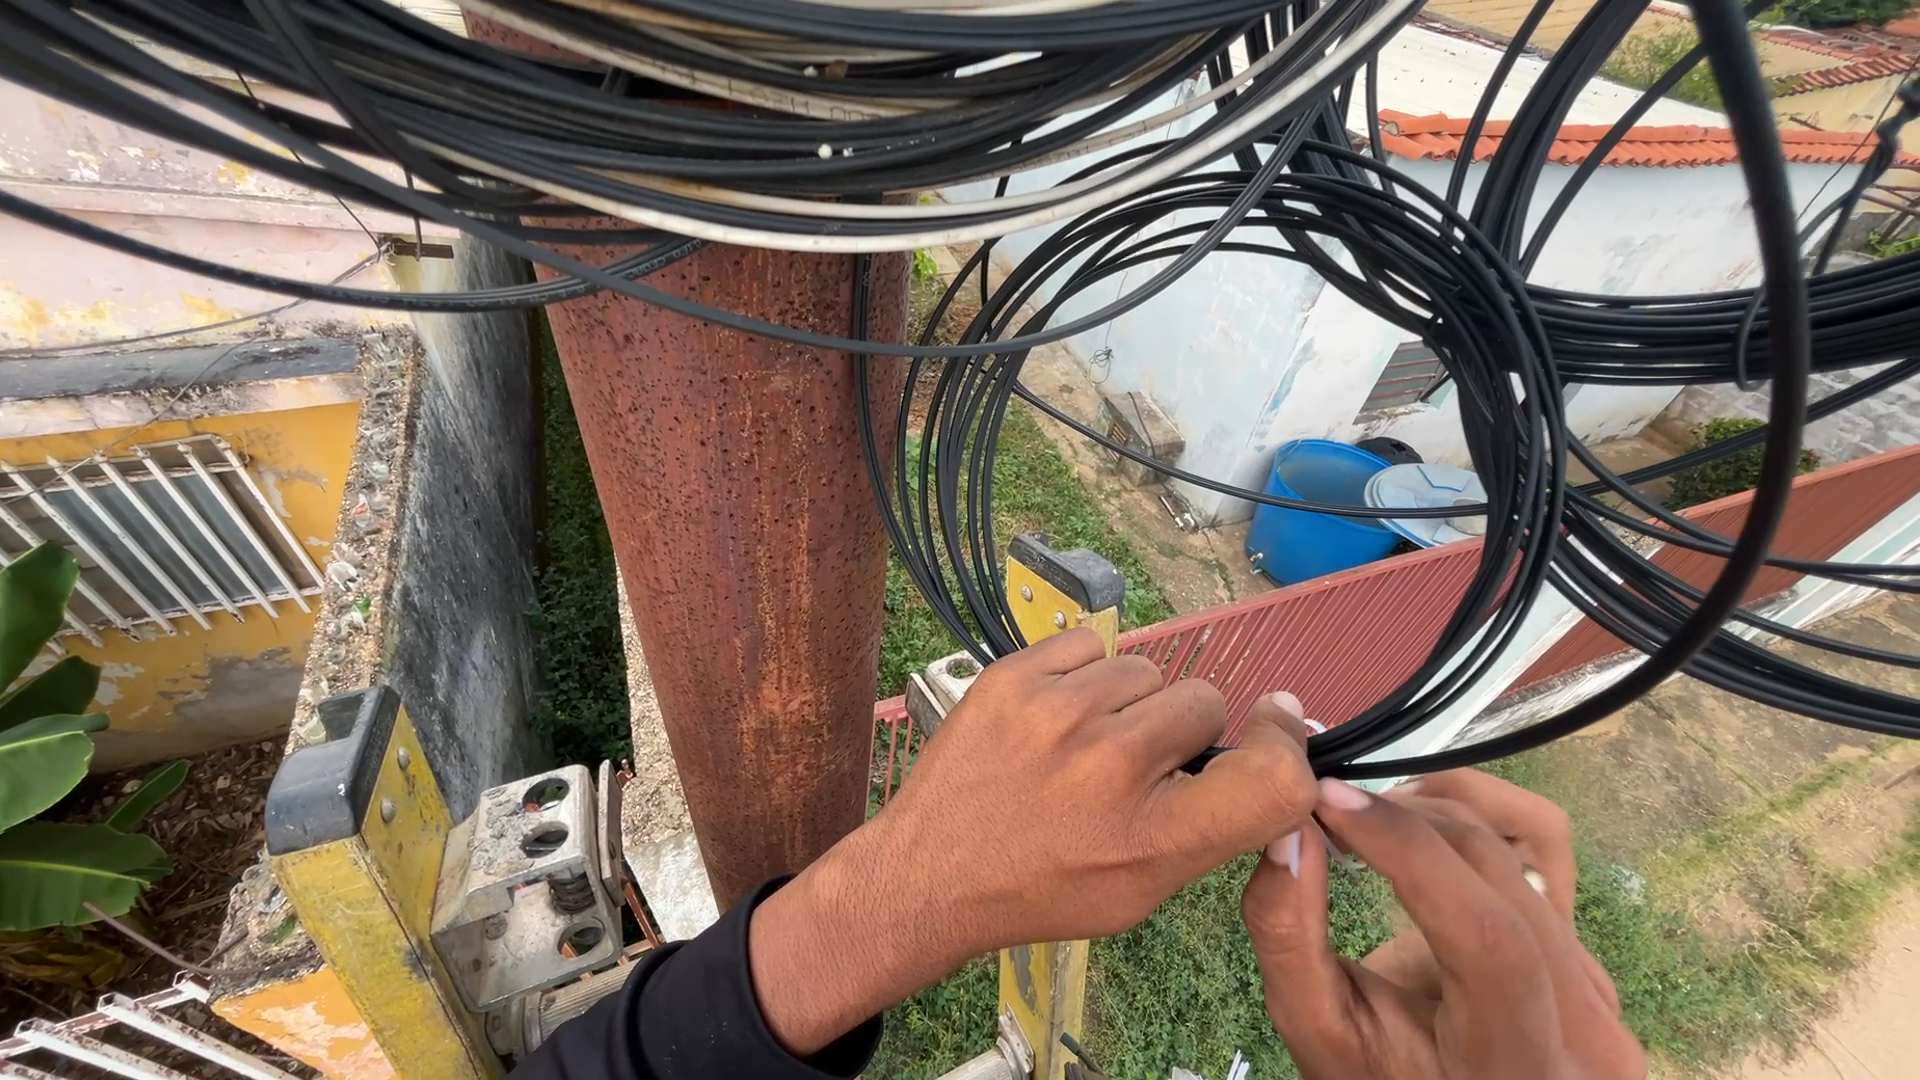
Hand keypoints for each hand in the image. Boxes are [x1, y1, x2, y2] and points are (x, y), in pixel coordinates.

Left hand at [749, 629, 1317, 1053]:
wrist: (932, 868)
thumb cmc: (1044, 885)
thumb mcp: (1143, 888)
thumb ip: (1211, 823)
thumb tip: (1268, 749)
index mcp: (1154, 839)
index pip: (1274, 776)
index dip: (1286, 746)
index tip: (1273, 731)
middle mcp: (1112, 765)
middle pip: (1206, 700)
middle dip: (1182, 729)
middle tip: (1136, 759)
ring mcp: (1056, 711)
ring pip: (1144, 669)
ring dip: (1128, 702)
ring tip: (1085, 738)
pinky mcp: (1011, 675)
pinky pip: (1089, 645)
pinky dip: (1082, 675)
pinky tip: (1054, 712)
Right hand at [1241, 772, 1645, 1079]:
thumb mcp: (1317, 1026)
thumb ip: (1288, 932)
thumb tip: (1289, 827)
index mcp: (1519, 1068)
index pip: (1487, 939)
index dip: (1407, 851)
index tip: (1328, 798)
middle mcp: (1587, 1026)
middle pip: (1495, 871)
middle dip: (1397, 817)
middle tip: (1323, 806)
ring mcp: (1598, 982)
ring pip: (1512, 844)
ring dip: (1423, 810)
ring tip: (1360, 818)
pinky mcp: (1586, 944)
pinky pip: (1539, 841)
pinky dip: (1471, 807)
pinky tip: (1418, 811)